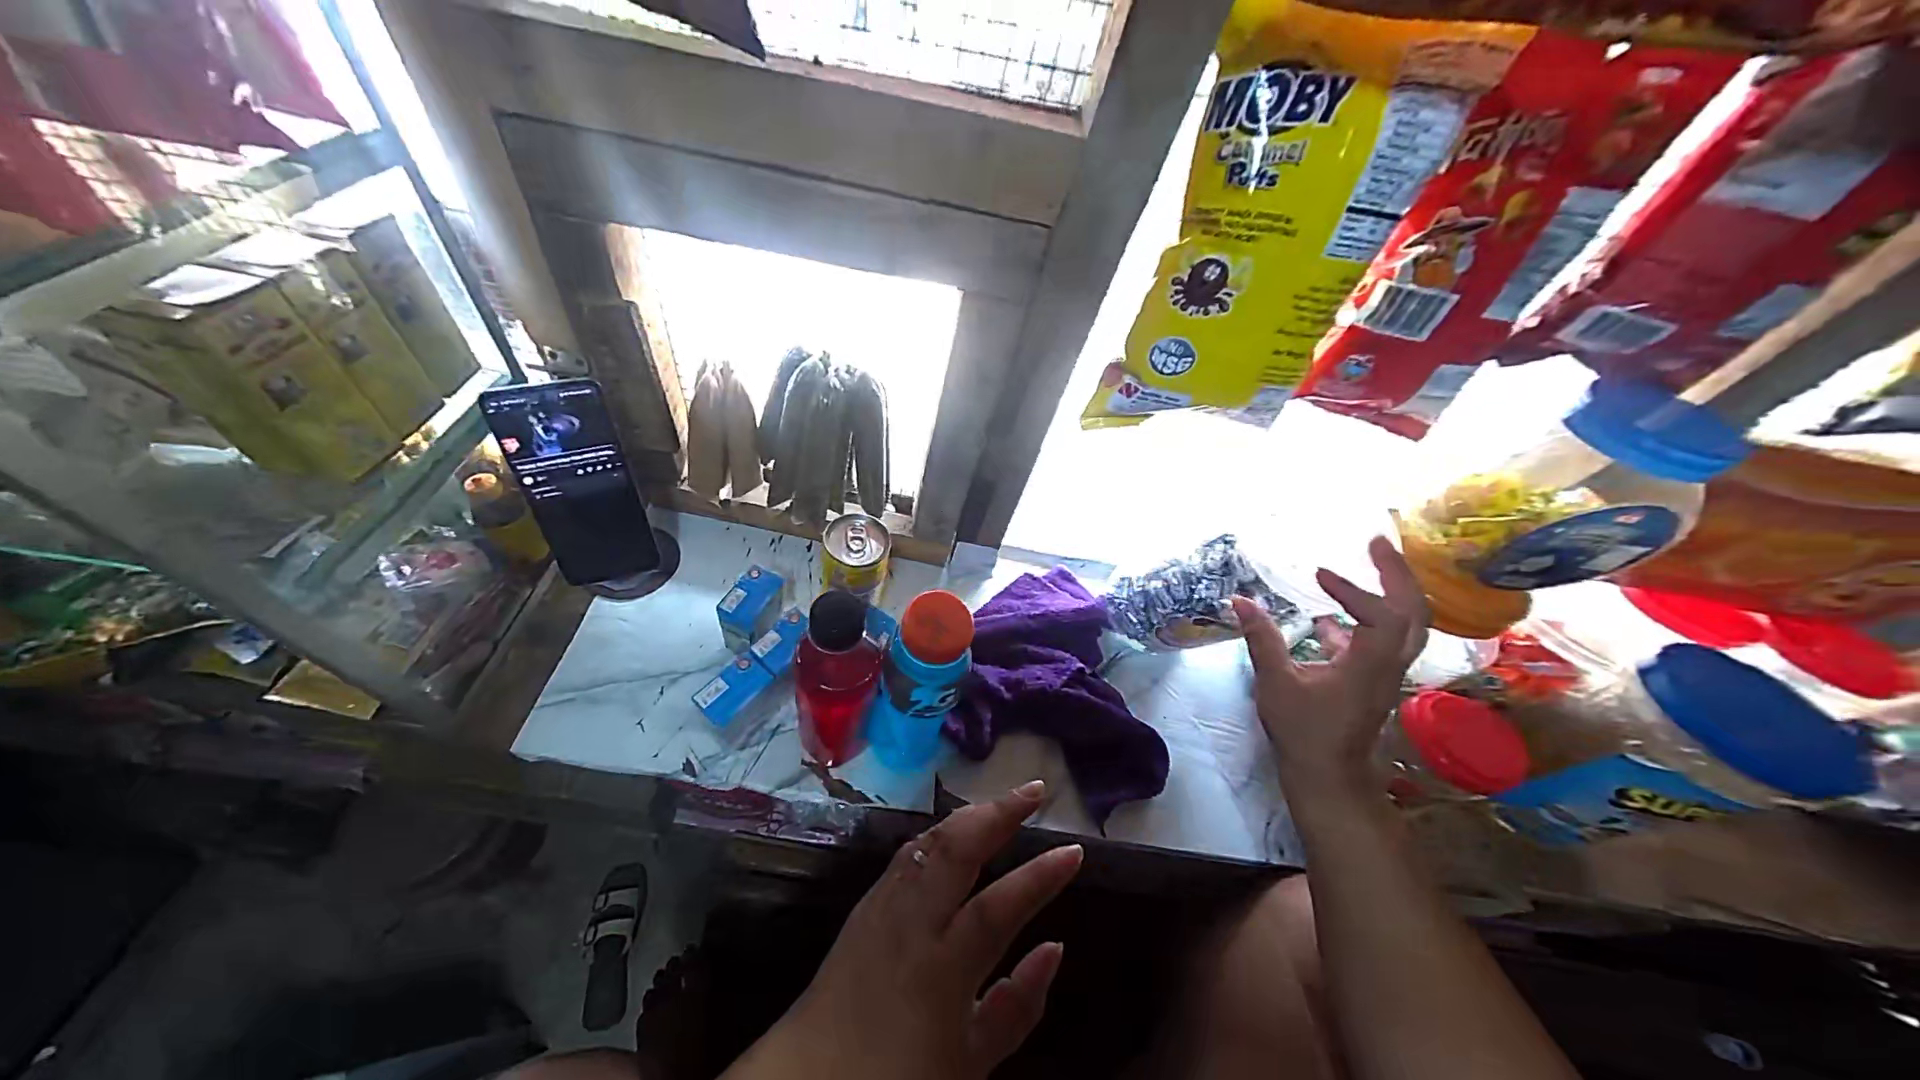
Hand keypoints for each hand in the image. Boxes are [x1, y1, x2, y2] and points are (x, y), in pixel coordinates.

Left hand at [725, 782, 1083, 1079]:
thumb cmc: (899, 1078)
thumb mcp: (971, 1062)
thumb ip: (1018, 1006)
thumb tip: (1054, 948)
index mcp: (941, 968)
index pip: (999, 907)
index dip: (1040, 876)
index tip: (1074, 851)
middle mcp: (910, 924)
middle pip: (956, 849)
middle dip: (999, 812)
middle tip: (1035, 790)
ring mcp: (882, 907)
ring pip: (928, 843)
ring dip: (968, 816)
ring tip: (1001, 803)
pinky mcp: (864, 904)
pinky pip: (906, 856)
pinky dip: (938, 836)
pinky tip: (954, 833)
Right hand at [1232, 536, 1428, 793]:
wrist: (1329, 775)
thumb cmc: (1304, 731)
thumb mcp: (1276, 683)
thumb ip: (1262, 638)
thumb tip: (1240, 600)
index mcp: (1371, 664)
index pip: (1381, 614)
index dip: (1353, 588)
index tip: (1318, 575)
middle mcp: (1390, 664)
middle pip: (1414, 610)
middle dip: (1398, 573)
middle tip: (1376, 543)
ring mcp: (1388, 672)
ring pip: (1408, 624)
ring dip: (1393, 591)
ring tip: (1371, 564)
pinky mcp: (1376, 679)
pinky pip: (1387, 638)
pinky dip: (1368, 616)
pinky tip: (1330, 618)